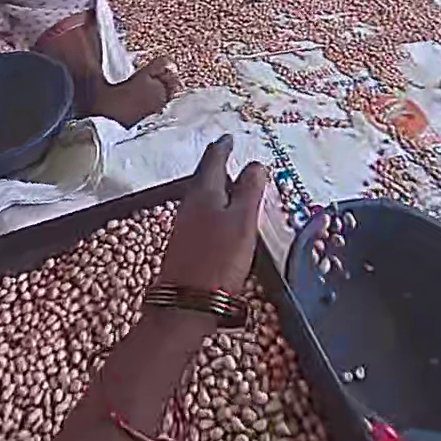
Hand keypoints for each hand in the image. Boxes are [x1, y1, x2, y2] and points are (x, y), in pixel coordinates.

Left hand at [157, 136, 267, 292]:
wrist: (186, 302)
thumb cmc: (219, 259)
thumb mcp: (242, 222)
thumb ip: (249, 191)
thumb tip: (255, 164)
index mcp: (204, 192)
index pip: (213, 161)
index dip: (222, 147)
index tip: (228, 137)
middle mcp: (190, 203)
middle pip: (204, 177)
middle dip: (217, 165)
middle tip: (230, 154)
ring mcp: (185, 224)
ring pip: (202, 195)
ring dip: (216, 186)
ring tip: (230, 182)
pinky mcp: (186, 243)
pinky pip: (202, 213)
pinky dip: (214, 205)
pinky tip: (221, 216)